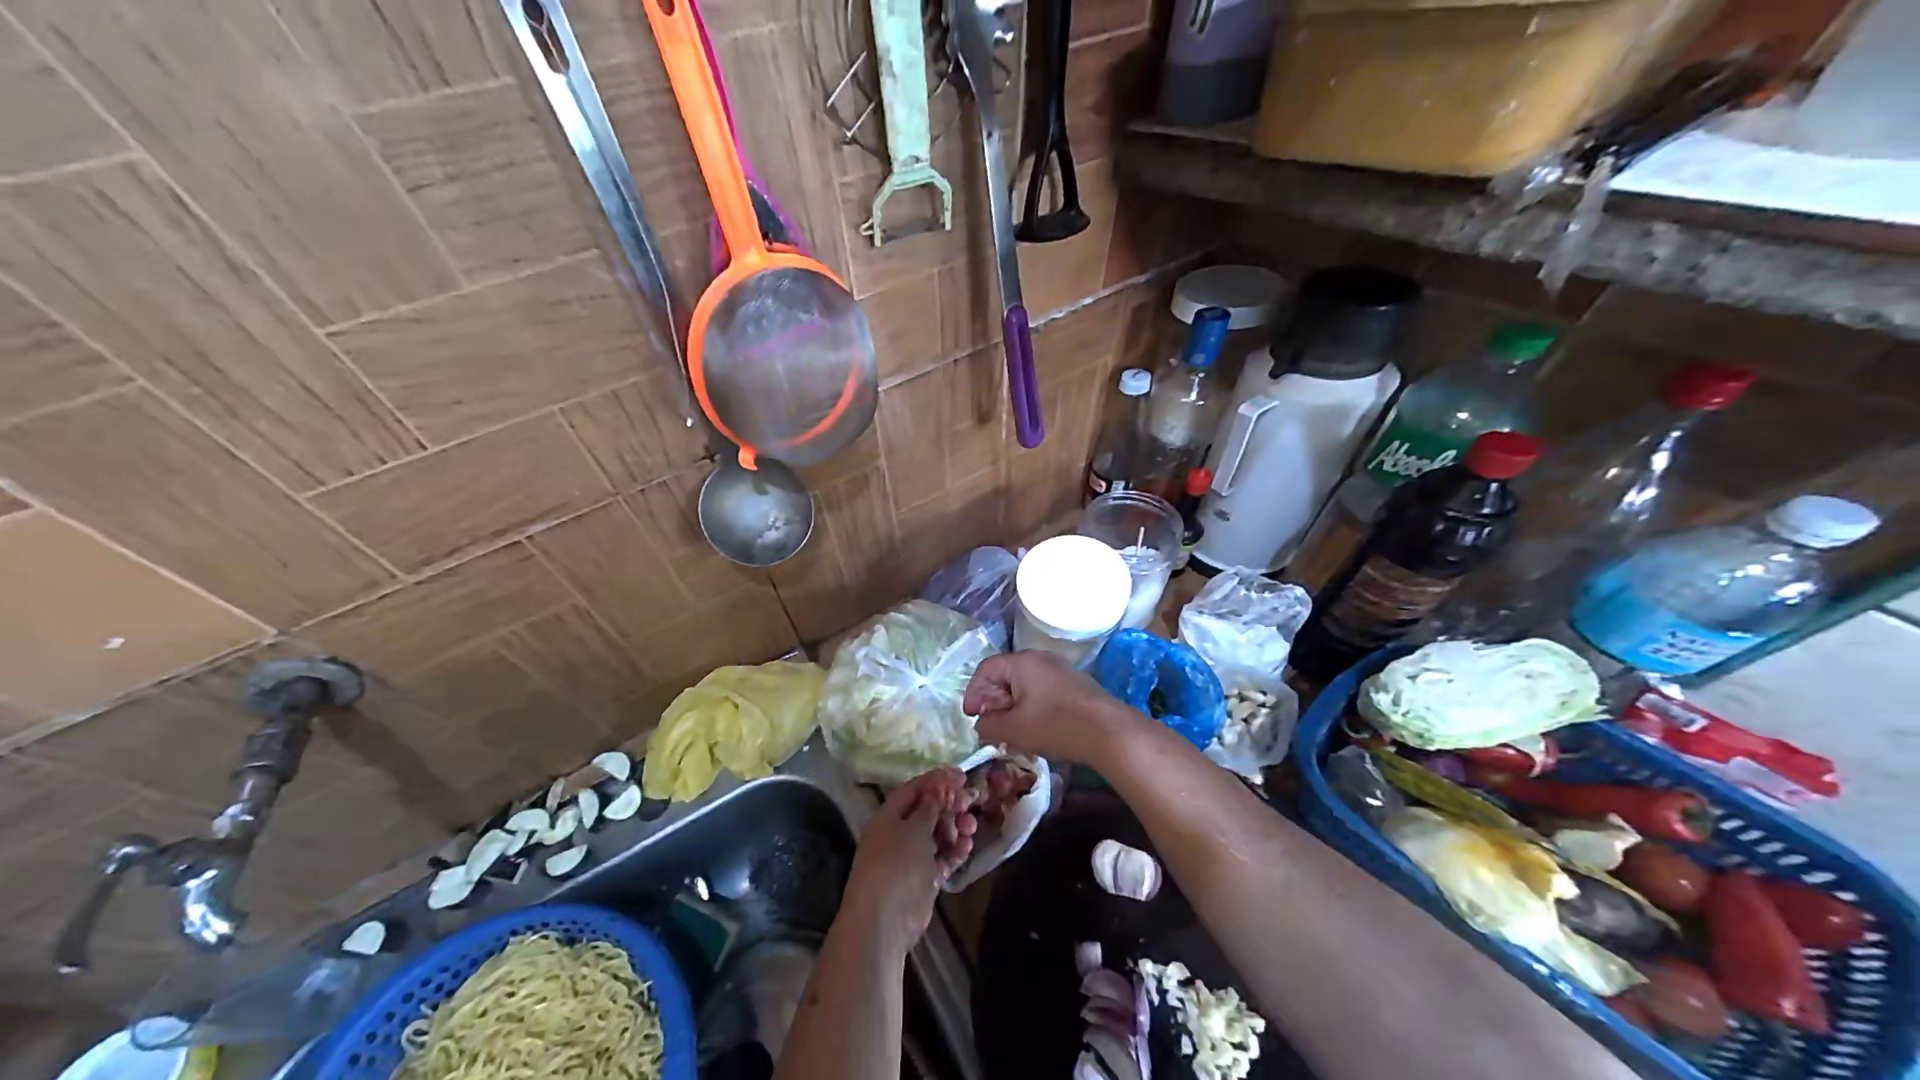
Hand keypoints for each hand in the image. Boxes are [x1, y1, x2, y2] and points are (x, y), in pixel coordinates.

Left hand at [844, 768, 976, 955]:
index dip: (936, 780)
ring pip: (936, 835)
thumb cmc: (897, 863)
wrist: (884, 919)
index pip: (913, 790)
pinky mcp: (923, 879)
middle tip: (971, 801)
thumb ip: (931, 806)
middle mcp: (898, 833)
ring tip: (971, 827)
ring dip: (955, 828)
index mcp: (889, 816)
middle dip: (949, 805)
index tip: (961, 774)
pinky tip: (968, 846)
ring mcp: (910, 857)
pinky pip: (941, 858)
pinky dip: (954, 851)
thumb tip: (939, 786)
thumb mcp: (915, 828)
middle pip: (927, 812)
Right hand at [963, 651, 1136, 765]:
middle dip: (993, 701)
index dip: (973, 692)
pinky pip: (1043, 692)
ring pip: (1025, 686)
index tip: (971, 716)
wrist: (1109, 732)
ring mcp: (1061, 671)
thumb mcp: (1015, 729)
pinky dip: (1031, 708)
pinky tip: (1035, 731)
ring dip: (1012, 707)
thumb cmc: (1056, 725)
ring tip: (1011, 733)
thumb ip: (989, 725)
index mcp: (1022, 662)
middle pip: (1006, 675)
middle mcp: (1041, 660)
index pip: (987, 669)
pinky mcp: (1075, 686)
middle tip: (990, 726)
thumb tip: (982, 724)